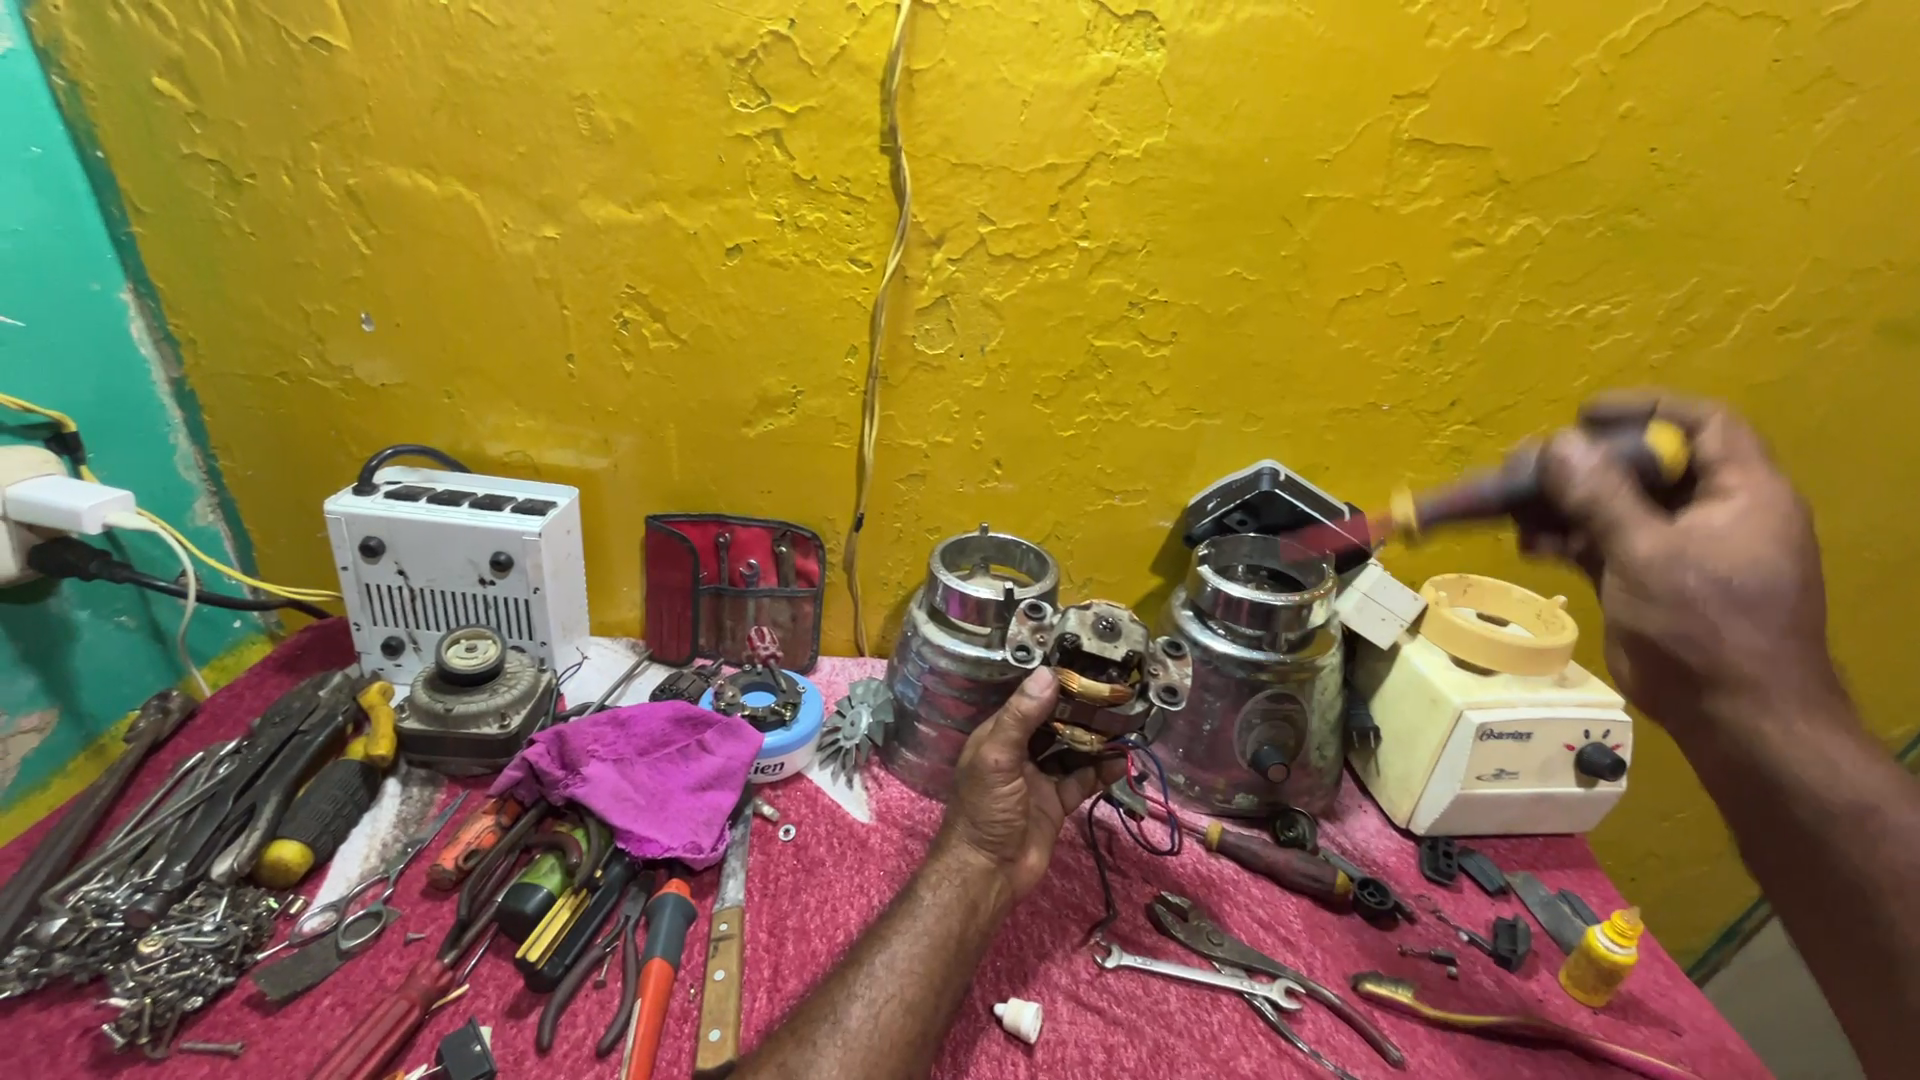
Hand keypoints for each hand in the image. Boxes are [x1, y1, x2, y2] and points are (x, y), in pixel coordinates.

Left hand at [938, 668, 1122, 900]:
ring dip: (1094, 740)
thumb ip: (1022, 716)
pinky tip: (1120, 762)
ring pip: (1071, 751)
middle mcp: (1019, 753)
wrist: (988, 873)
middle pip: (1054, 725)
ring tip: (1124, 724)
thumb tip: (1048, 674)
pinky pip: (1082, 780)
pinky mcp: (1056, 803)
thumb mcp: (998, 757)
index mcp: (999, 735)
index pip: (1030, 702)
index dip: (1056, 688)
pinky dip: (1100, 771)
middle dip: (1080, 713)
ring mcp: (1039, 778)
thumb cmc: (984, 809)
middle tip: (1115, 697)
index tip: (1089, 673)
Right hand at [1521, 394, 1845, 731]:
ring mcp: (1677, 547)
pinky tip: (1530, 547)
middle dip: (1582, 463)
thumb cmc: (1706, 624)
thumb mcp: (1648, 552)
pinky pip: (1599, 542)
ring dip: (1562, 505)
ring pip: (1613, 506)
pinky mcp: (1646, 578)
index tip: (1582, 413)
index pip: (1703, 425)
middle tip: (1526, 466)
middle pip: (1644, 465)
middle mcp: (1712, 511)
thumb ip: (1601, 496)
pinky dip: (1564, 540)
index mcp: (1741, 492)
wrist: (1732, 712)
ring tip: (1514, 509)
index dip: (1645, 408)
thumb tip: (1557, 443)